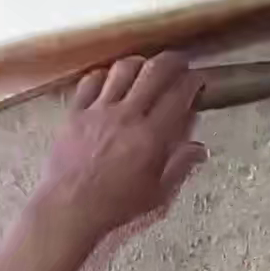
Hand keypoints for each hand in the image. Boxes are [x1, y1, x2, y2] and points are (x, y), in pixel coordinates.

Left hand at [34, 52, 205, 241]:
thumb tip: (200, 149)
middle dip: (172, 61)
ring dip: (139, 63)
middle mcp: (127, 116)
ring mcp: (98, 111)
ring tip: (146, 68)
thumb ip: (181, 166)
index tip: (198, 79)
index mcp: (151, 136)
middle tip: (180, 63)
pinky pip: (90, 82)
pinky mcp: (75, 114)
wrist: (69, 209)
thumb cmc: (116, 205)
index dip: (193, 81)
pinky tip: (110, 82)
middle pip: (154, 71)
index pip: (179, 94)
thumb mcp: (158, 194)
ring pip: (122, 69)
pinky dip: (105, 76)